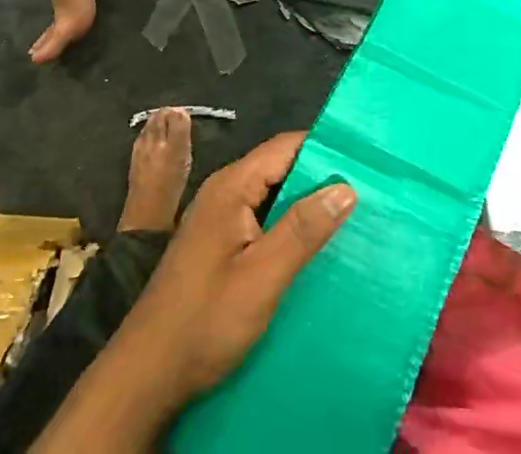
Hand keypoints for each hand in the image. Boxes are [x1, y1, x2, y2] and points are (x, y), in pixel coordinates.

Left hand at [112, 132, 354, 406]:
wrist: (148, 372)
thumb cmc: (205, 321)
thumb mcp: (262, 276)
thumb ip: (303, 229)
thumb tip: (346, 186)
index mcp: (231, 187)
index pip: (285, 146)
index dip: (325, 149)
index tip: (367, 161)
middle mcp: (223, 193)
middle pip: (280, 168)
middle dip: (321, 177)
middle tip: (371, 192)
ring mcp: (219, 219)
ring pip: (273, 196)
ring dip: (308, 204)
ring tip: (356, 216)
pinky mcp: (219, 245)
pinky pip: (263, 220)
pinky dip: (291, 226)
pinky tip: (317, 246)